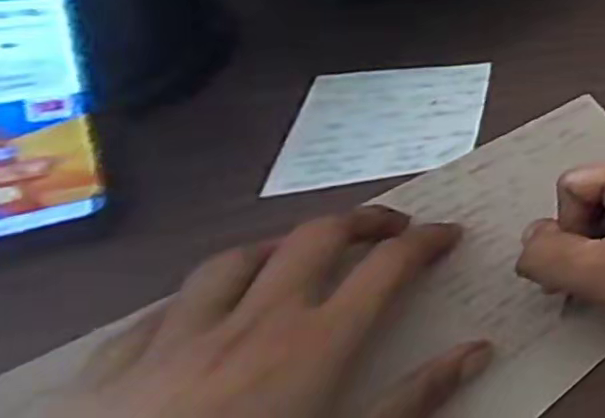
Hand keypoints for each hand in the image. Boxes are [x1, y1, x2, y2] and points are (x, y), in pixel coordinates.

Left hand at [48, 206, 490, 417]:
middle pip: (317, 237)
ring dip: (276, 250)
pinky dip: (187, 304)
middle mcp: (255, 322)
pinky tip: (198, 317)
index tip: (448, 235)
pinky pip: (152, 318)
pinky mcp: (109, 376)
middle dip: (362, 221)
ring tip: (296, 257)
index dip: (429, 238)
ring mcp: (176, 344)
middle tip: (389, 229)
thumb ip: (413, 399)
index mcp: (316, 340)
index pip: (391, 262)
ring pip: (233, 262)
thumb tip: (479, 349)